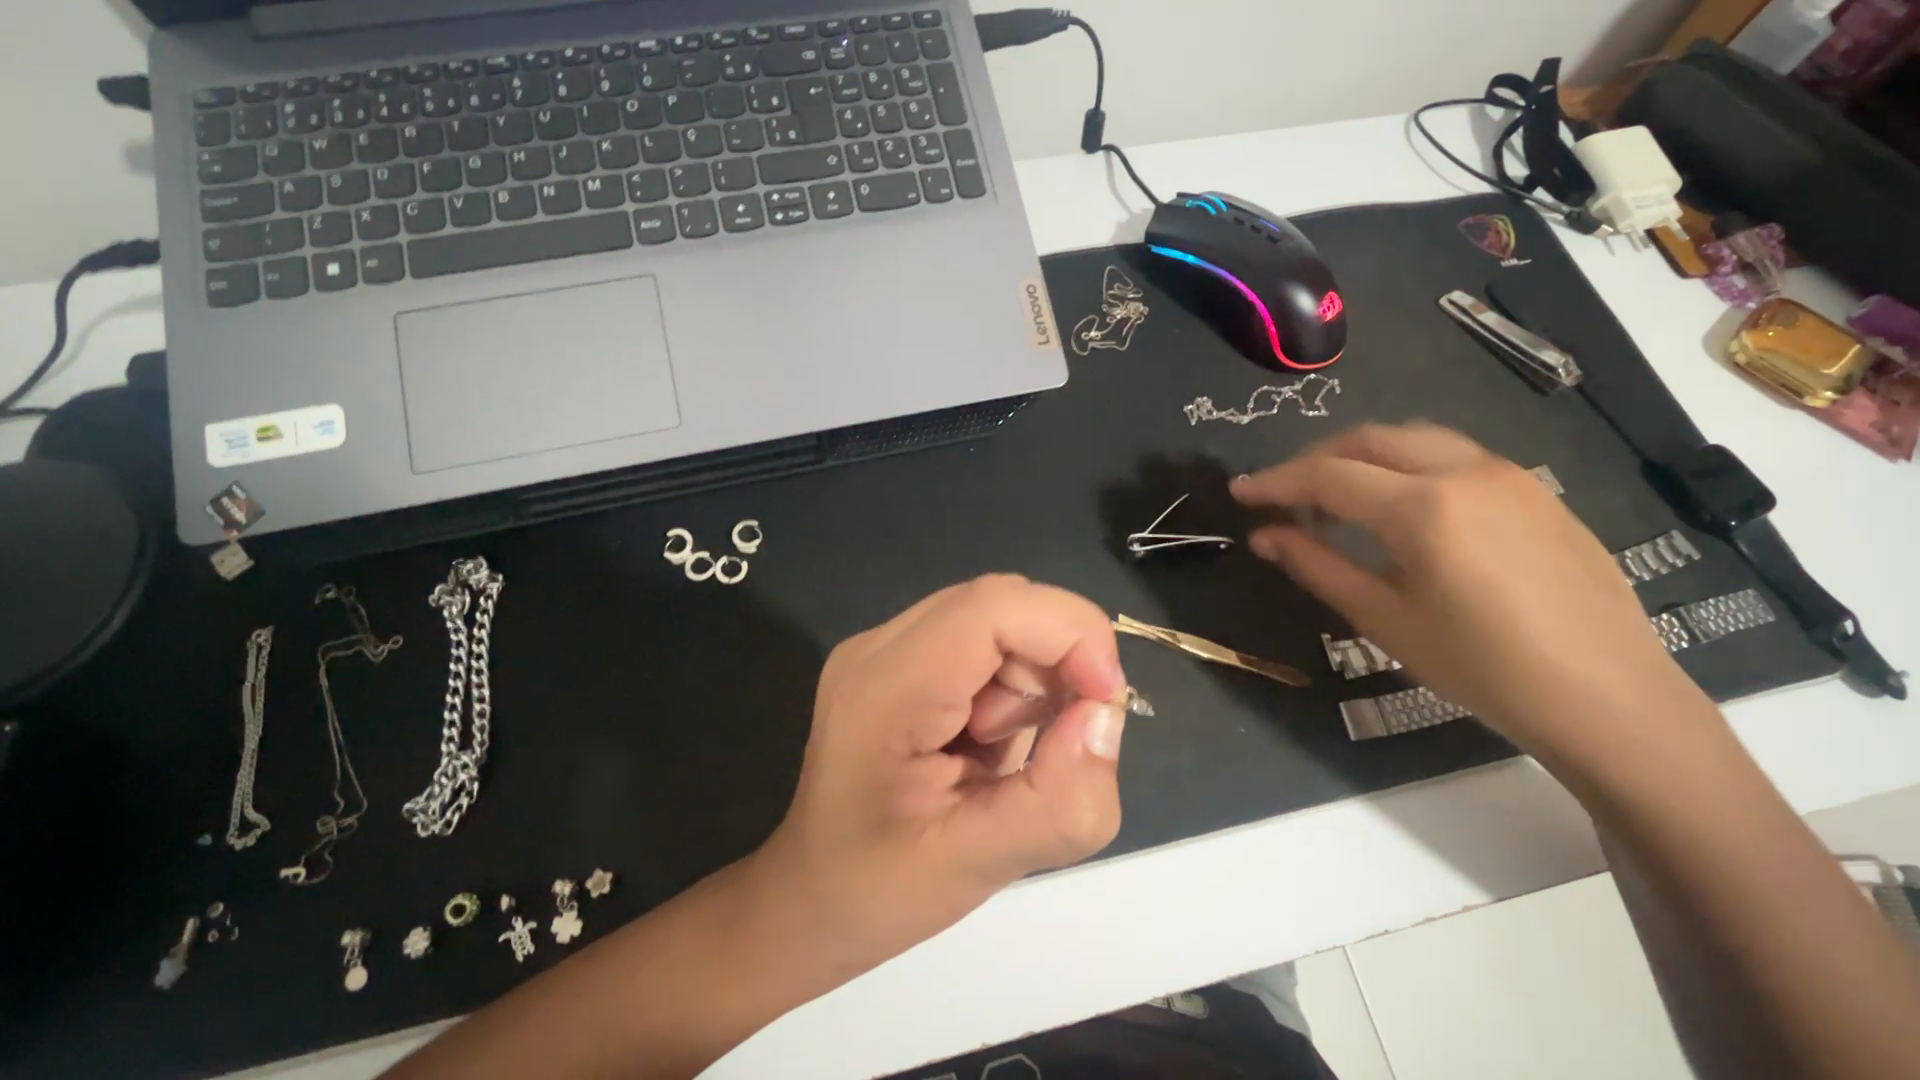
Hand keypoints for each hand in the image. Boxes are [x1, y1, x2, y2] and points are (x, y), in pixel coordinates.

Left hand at [752, 575, 1129, 975]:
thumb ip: (1053, 803)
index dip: (1069, 635)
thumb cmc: (878, 890)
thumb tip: (1104, 720)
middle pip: (1002, 607)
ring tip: (1000, 760)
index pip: (994, 607)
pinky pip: (984, 649)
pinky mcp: (902, 667)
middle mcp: (881, 648)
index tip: (1106, 706)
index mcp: (886, 687)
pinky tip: (986, 749)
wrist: (810, 899)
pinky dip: (1012, 693)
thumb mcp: (975, 865)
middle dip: (1054, 667)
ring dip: (1031, 686)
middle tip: (1052, 748)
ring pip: (1000, 625)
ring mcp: (887, 652)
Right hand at [1232, 423, 1705, 766]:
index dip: (1276, 482)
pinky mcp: (1535, 490)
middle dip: (1317, 460)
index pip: (1328, 476)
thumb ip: (1318, 567)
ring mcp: (1508, 475)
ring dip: (1364, 456)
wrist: (1607, 695)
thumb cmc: (1483, 668)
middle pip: (1369, 440)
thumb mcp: (1385, 620)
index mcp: (1423, 507)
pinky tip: (1401, 507)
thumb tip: (1264, 536)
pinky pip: (1454, 456)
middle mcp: (1464, 471)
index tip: (1240, 494)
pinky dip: (1408, 465)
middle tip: (1284, 496)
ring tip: (1337, 497)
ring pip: (1415, 439)